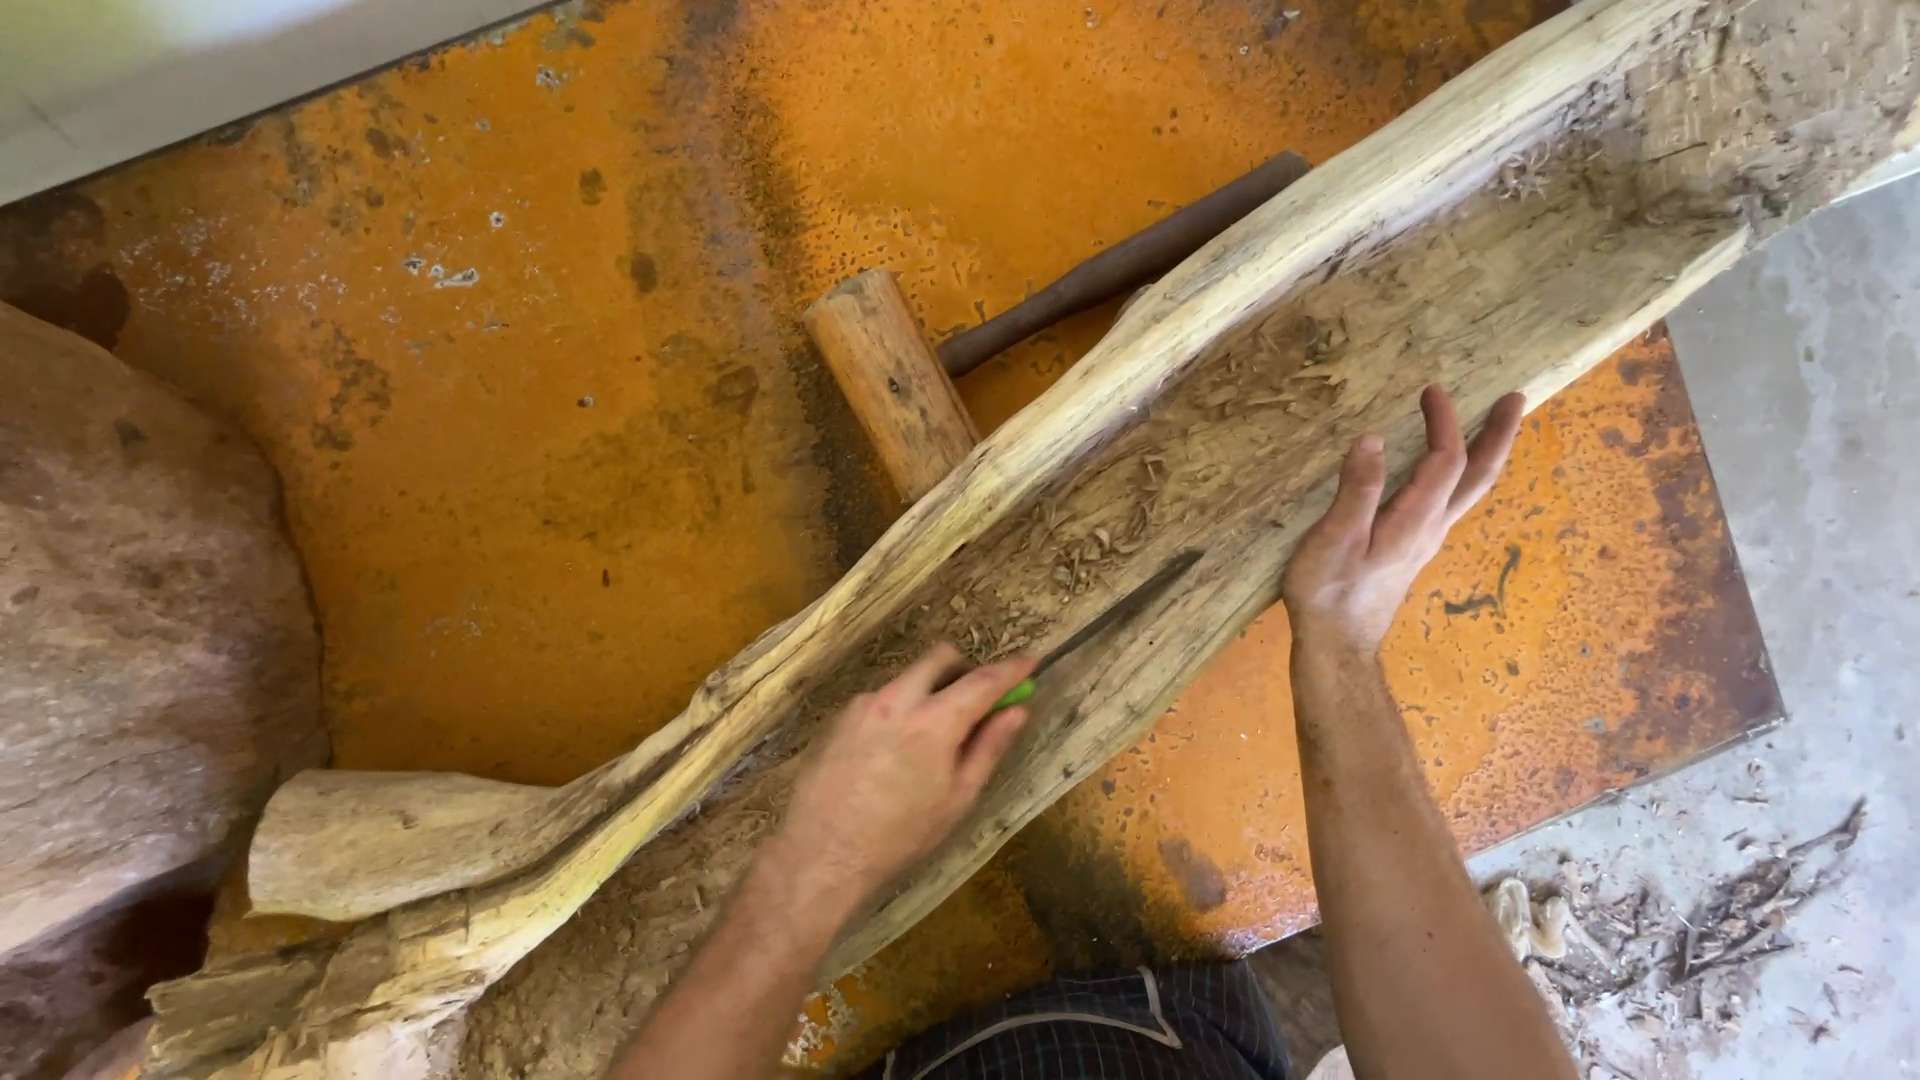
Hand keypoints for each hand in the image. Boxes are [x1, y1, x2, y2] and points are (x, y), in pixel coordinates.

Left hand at [770, 645, 1036, 912]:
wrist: (822, 853)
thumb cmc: (900, 836)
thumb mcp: (957, 798)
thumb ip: (989, 747)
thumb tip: (1017, 712)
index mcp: (933, 721)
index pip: (983, 681)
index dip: (1011, 669)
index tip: (1030, 659)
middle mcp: (897, 698)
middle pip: (940, 657)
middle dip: (965, 668)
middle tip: (977, 700)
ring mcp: (865, 703)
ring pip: (910, 677)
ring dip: (931, 690)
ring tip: (932, 739)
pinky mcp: (842, 715)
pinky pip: (884, 697)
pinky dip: (902, 708)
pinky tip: (895, 751)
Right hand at [1281, 385, 1524, 651]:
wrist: (1337, 643)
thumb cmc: (1330, 591)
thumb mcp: (1335, 538)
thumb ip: (1357, 489)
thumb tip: (1374, 438)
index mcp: (1415, 519)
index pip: (1445, 460)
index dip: (1445, 422)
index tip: (1433, 389)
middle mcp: (1431, 528)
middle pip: (1478, 477)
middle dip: (1498, 435)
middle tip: (1514, 399)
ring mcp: (1424, 543)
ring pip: (1467, 493)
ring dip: (1483, 456)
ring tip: (1491, 429)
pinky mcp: (1409, 553)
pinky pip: (1447, 505)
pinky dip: (1458, 478)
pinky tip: (1442, 478)